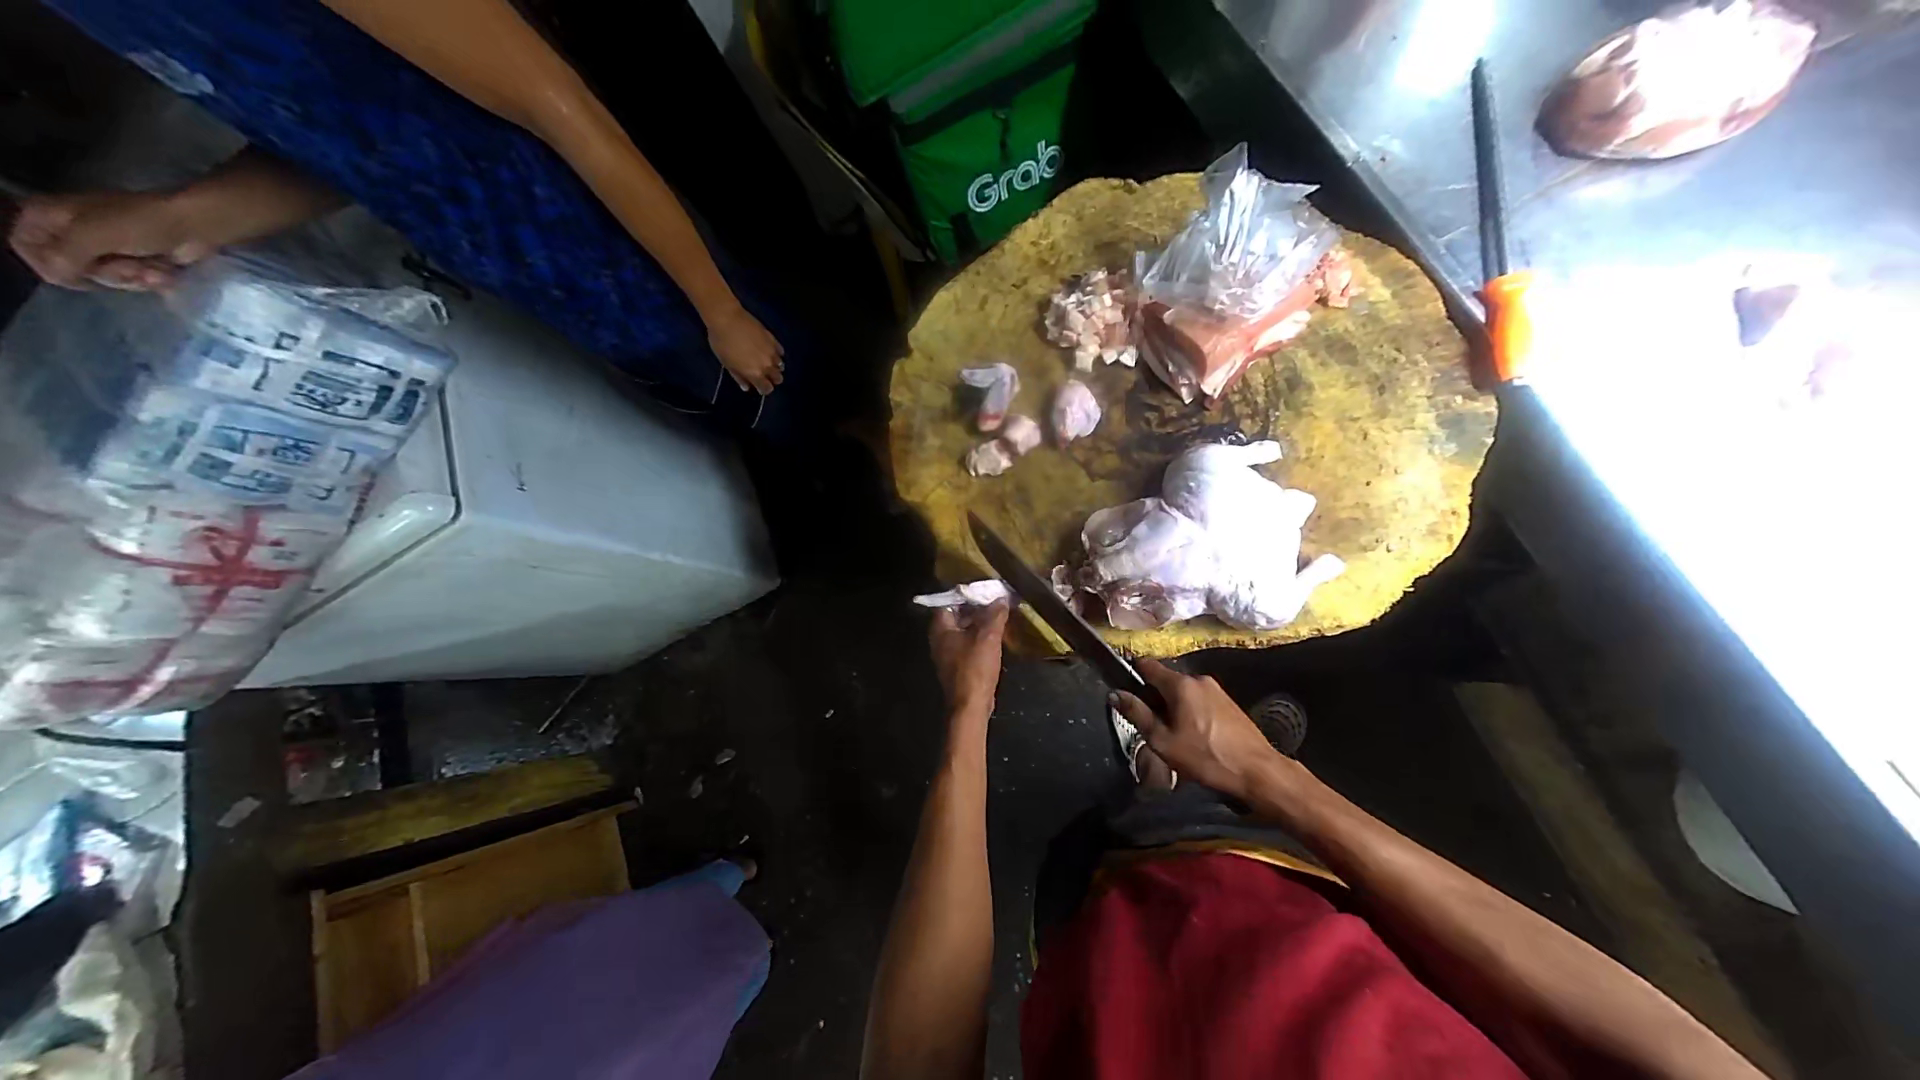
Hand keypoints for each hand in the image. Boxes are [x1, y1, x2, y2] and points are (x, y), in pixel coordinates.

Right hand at [9, 191, 211, 289]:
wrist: (195, 227)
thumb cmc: (140, 224)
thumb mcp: (91, 236)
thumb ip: (63, 257)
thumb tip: (56, 276)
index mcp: (48, 215)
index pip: (25, 246)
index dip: (48, 265)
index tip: (75, 274)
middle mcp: (72, 230)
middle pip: (72, 268)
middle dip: (108, 273)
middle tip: (129, 267)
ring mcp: (106, 246)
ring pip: (106, 277)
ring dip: (134, 276)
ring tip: (152, 268)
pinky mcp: (136, 259)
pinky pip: (133, 279)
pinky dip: (151, 277)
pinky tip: (165, 272)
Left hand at [706, 304, 784, 395]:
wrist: (727, 318)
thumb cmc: (722, 343)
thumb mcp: (727, 364)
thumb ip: (739, 377)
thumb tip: (747, 387)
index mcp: (755, 373)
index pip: (767, 388)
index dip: (764, 389)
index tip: (759, 386)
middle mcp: (767, 365)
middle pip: (778, 378)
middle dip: (772, 379)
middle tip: (764, 375)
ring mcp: (772, 352)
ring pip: (781, 365)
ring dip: (775, 367)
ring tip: (768, 363)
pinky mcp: (773, 339)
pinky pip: (780, 351)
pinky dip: (777, 354)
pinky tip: (770, 351)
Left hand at [928, 601, 1008, 717]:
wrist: (971, 705)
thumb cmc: (974, 667)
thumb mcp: (988, 636)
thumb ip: (995, 614)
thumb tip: (1001, 598)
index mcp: (940, 628)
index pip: (949, 601)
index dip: (966, 594)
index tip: (984, 589)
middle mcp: (940, 639)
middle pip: (957, 616)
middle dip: (976, 608)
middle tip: (995, 601)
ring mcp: (948, 654)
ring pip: (964, 631)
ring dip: (980, 623)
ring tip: (1000, 615)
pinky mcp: (958, 665)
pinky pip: (969, 644)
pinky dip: (980, 638)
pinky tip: (996, 636)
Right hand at [1110, 659, 1286, 800]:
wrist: (1258, 772)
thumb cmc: (1207, 758)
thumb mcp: (1163, 741)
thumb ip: (1138, 714)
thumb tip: (1116, 694)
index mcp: (1180, 684)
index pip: (1147, 665)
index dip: (1132, 674)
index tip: (1126, 692)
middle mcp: (1198, 679)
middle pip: (1166, 681)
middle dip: (1155, 699)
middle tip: (1151, 727)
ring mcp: (1216, 690)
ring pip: (1183, 692)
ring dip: (1173, 708)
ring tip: (1173, 736)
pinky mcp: (1229, 702)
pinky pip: (1199, 700)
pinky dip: (1190, 712)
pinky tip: (1194, 736)